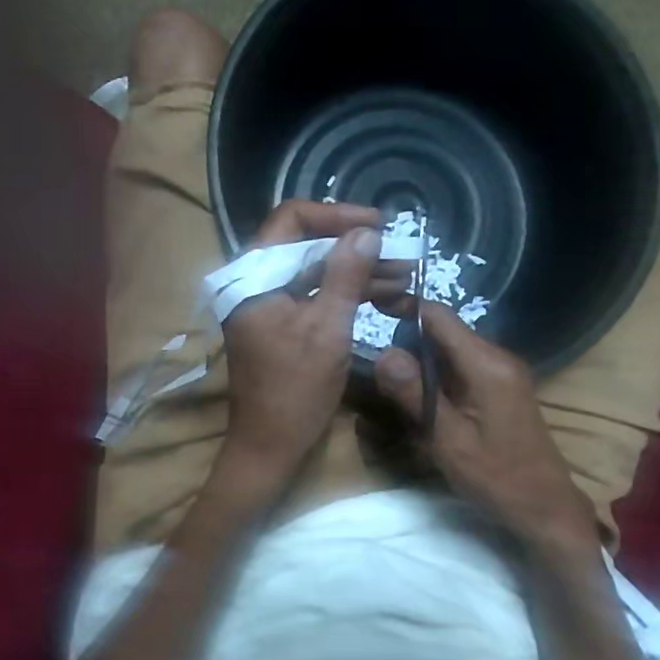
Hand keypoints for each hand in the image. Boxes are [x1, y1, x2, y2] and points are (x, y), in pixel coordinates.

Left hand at [221, 200, 410, 475]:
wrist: (269, 445)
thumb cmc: (295, 390)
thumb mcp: (328, 330)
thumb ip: (346, 275)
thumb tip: (367, 231)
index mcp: (254, 277)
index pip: (291, 219)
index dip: (336, 214)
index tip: (378, 223)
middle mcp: (255, 282)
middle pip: (306, 243)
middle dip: (355, 245)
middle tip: (402, 251)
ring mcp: (267, 302)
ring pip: (315, 270)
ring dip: (357, 269)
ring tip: (406, 271)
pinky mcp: (281, 321)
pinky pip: (314, 293)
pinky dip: (345, 292)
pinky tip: (387, 292)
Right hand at [373, 302, 598, 548]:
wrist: (545, 507)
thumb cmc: (496, 476)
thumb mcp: (447, 438)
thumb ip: (415, 393)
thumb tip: (383, 352)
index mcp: (486, 364)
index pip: (439, 316)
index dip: (405, 307)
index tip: (371, 309)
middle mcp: (498, 358)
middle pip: (444, 330)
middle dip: (407, 339)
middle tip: (372, 359)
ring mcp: (502, 372)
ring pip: (450, 349)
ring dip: (420, 359)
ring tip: (389, 380)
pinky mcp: (501, 387)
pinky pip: (461, 367)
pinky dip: (436, 374)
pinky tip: (419, 397)